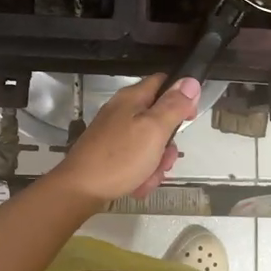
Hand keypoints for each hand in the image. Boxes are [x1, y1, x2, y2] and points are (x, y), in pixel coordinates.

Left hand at [46, 75, 200, 204]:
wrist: (80, 190)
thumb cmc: (120, 157)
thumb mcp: (153, 130)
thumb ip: (173, 106)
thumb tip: (190, 81)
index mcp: (132, 98)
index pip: (163, 82)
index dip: (181, 96)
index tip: (189, 118)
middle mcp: (122, 111)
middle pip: (159, 119)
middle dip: (167, 143)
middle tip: (164, 159)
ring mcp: (115, 133)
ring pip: (150, 144)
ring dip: (155, 164)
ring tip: (148, 177)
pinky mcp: (110, 154)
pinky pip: (136, 160)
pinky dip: (141, 173)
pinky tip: (137, 186)